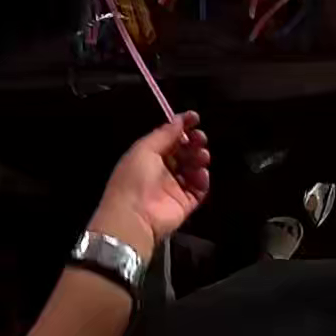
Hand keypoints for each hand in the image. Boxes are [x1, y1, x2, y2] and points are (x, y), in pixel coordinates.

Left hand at [90, 112, 210, 258]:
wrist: (133, 217)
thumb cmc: (134, 178)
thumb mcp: (145, 149)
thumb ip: (165, 133)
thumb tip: (180, 119)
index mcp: (149, 155)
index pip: (170, 137)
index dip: (183, 127)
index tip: (195, 118)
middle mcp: (162, 170)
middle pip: (184, 151)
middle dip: (194, 142)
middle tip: (200, 138)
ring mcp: (174, 187)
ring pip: (194, 168)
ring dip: (199, 158)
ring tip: (202, 156)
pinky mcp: (185, 203)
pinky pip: (199, 188)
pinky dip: (202, 179)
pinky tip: (201, 173)